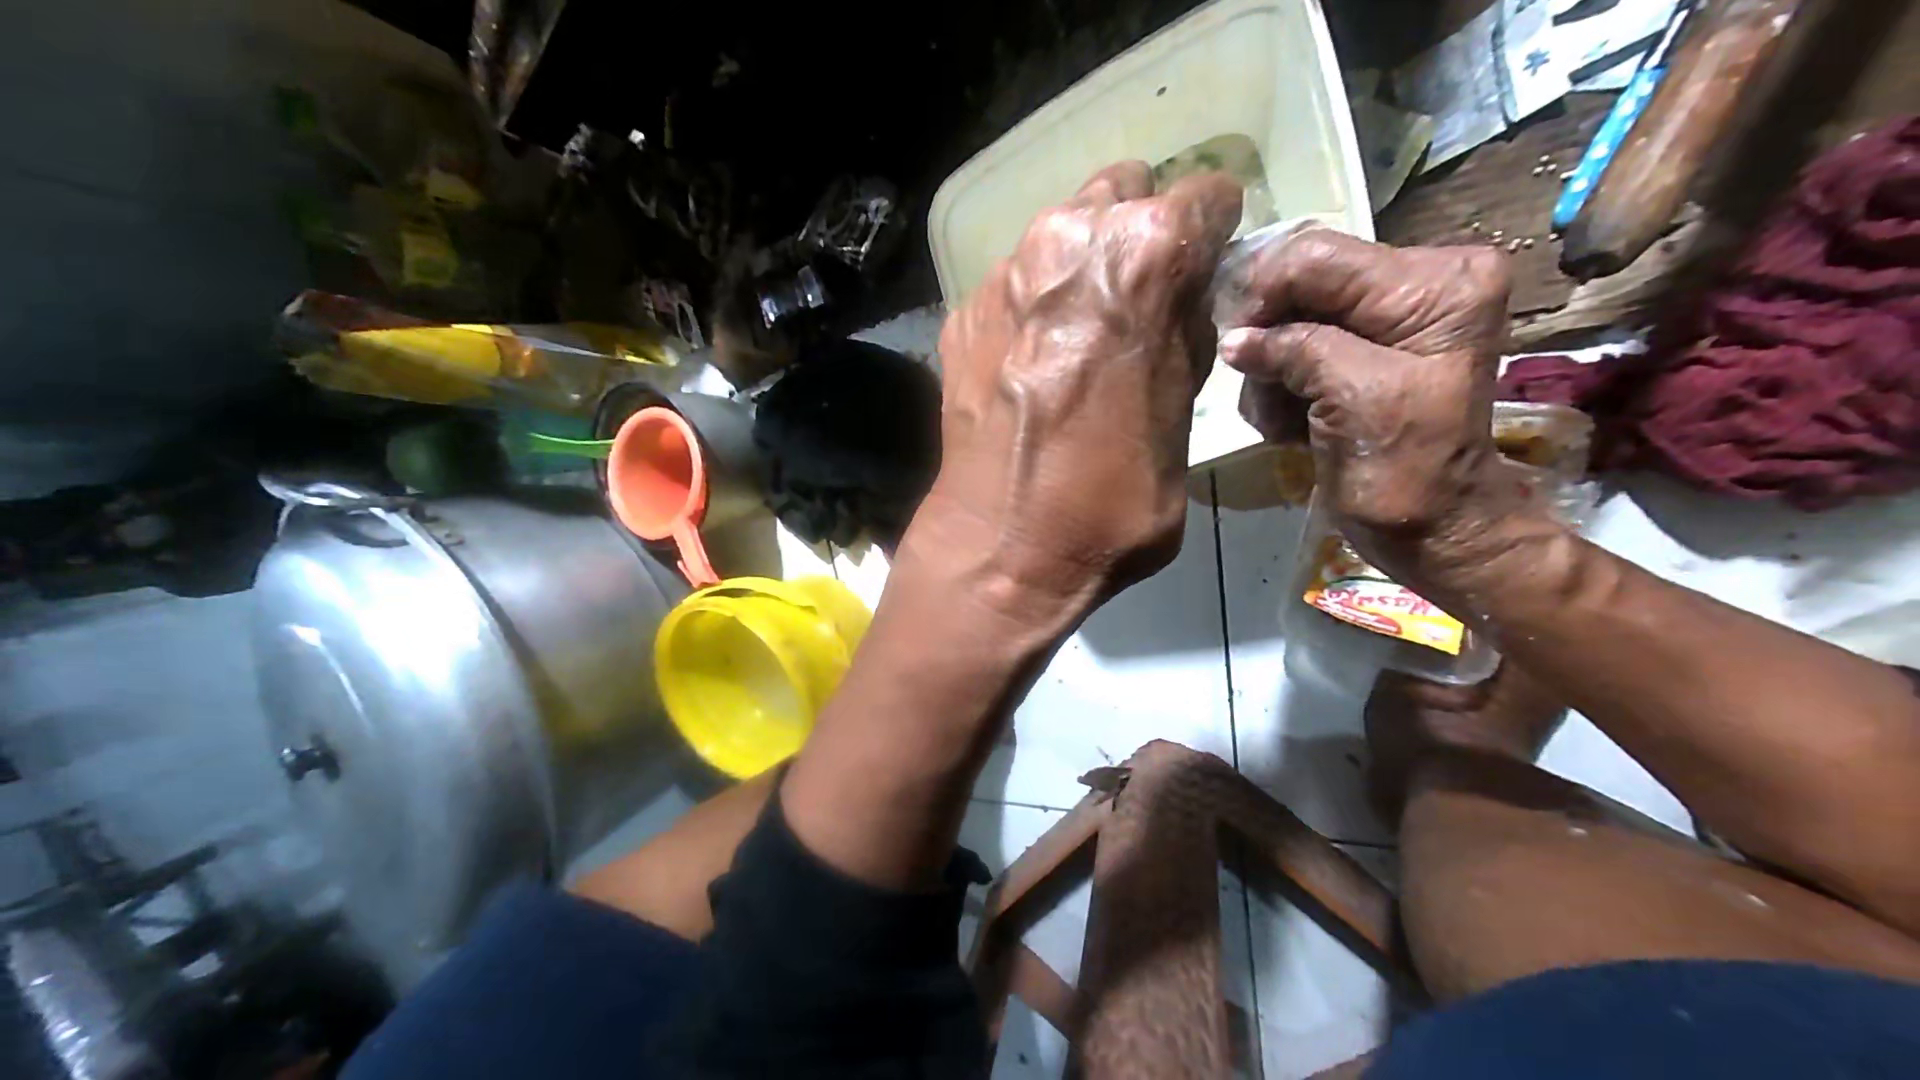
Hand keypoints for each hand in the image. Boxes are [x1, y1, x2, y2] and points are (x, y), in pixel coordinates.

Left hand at [907, 162, 1241, 623]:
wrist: (1004, 547)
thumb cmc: (1113, 500)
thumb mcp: (1189, 416)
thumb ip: (1188, 334)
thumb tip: (1182, 299)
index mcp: (1147, 255)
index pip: (1204, 195)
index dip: (1211, 232)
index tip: (1202, 266)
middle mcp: (1069, 240)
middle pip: (1123, 194)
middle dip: (1139, 235)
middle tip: (1138, 297)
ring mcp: (1004, 275)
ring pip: (1061, 234)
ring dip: (1080, 268)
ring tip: (1079, 332)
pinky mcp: (964, 314)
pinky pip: (1014, 286)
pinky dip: (1031, 308)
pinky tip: (1030, 363)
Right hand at [1215, 228, 1520, 586]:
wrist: (1431, 529)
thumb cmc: (1406, 471)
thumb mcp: (1357, 399)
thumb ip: (1299, 351)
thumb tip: (1234, 339)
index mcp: (1435, 283)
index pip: (1319, 256)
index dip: (1265, 297)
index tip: (1240, 350)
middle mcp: (1414, 285)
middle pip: (1300, 286)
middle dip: (1270, 344)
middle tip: (1267, 395)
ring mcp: (1384, 320)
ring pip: (1287, 323)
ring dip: (1271, 376)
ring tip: (1285, 422)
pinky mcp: (1359, 352)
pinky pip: (1293, 350)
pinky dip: (1279, 389)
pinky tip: (1292, 423)